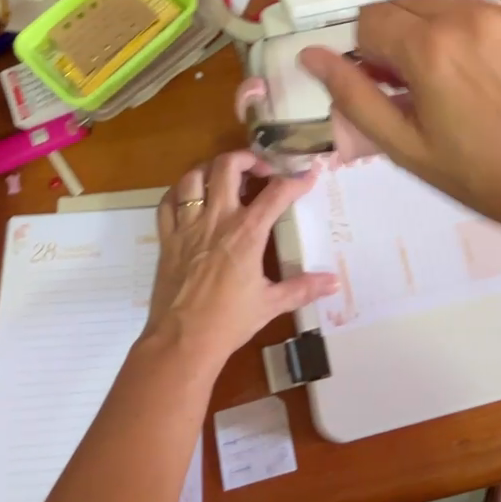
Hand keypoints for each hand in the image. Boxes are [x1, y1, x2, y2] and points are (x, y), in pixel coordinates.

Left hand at [145, 150, 339, 361]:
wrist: (182, 342)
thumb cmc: (228, 322)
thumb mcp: (271, 304)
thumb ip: (303, 288)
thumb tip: (334, 283)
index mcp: (247, 233)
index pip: (277, 193)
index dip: (297, 179)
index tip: (309, 174)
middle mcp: (217, 219)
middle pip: (228, 166)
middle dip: (248, 159)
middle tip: (260, 171)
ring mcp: (188, 225)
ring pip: (194, 177)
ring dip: (211, 170)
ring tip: (224, 178)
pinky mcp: (167, 237)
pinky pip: (168, 202)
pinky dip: (179, 192)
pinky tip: (191, 198)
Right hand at [299, 0, 500, 239]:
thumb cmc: (479, 176)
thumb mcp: (404, 147)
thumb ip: (353, 95)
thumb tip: (310, 55)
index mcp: (429, 46)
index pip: (371, 19)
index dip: (370, 51)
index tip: (389, 82)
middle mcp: (471, 16)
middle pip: (412, 3)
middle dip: (404, 35)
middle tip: (422, 81)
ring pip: (457, 5)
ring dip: (446, 31)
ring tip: (467, 81)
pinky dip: (491, 37)